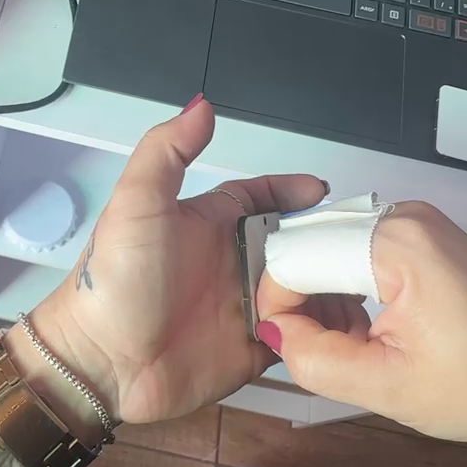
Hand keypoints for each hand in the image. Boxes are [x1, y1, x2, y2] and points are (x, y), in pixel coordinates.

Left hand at [26, 96, 327, 426]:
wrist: (102, 362)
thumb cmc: (116, 279)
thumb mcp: (136, 204)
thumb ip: (167, 152)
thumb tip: (202, 104)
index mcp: (207, 224)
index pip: (258, 197)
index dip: (289, 190)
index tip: (322, 191)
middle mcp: (229, 261)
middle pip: (291, 242)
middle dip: (324, 238)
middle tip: (360, 241)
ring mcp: (244, 305)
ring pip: (302, 287)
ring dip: (330, 283)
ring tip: (364, 281)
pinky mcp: (254, 349)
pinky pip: (300, 335)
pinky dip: (323, 328)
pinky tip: (349, 323)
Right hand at [251, 201, 466, 456]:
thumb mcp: (387, 388)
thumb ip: (311, 357)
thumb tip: (273, 329)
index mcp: (395, 242)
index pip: (295, 257)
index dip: (276, 303)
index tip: (282, 342)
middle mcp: (404, 217)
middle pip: (310, 247)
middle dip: (301, 299)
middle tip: (318, 349)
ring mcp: (417, 224)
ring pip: (329, 249)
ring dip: (323, 296)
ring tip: (348, 345)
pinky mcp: (425, 238)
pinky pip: (356, 251)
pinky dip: (346, 288)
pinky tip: (364, 328)